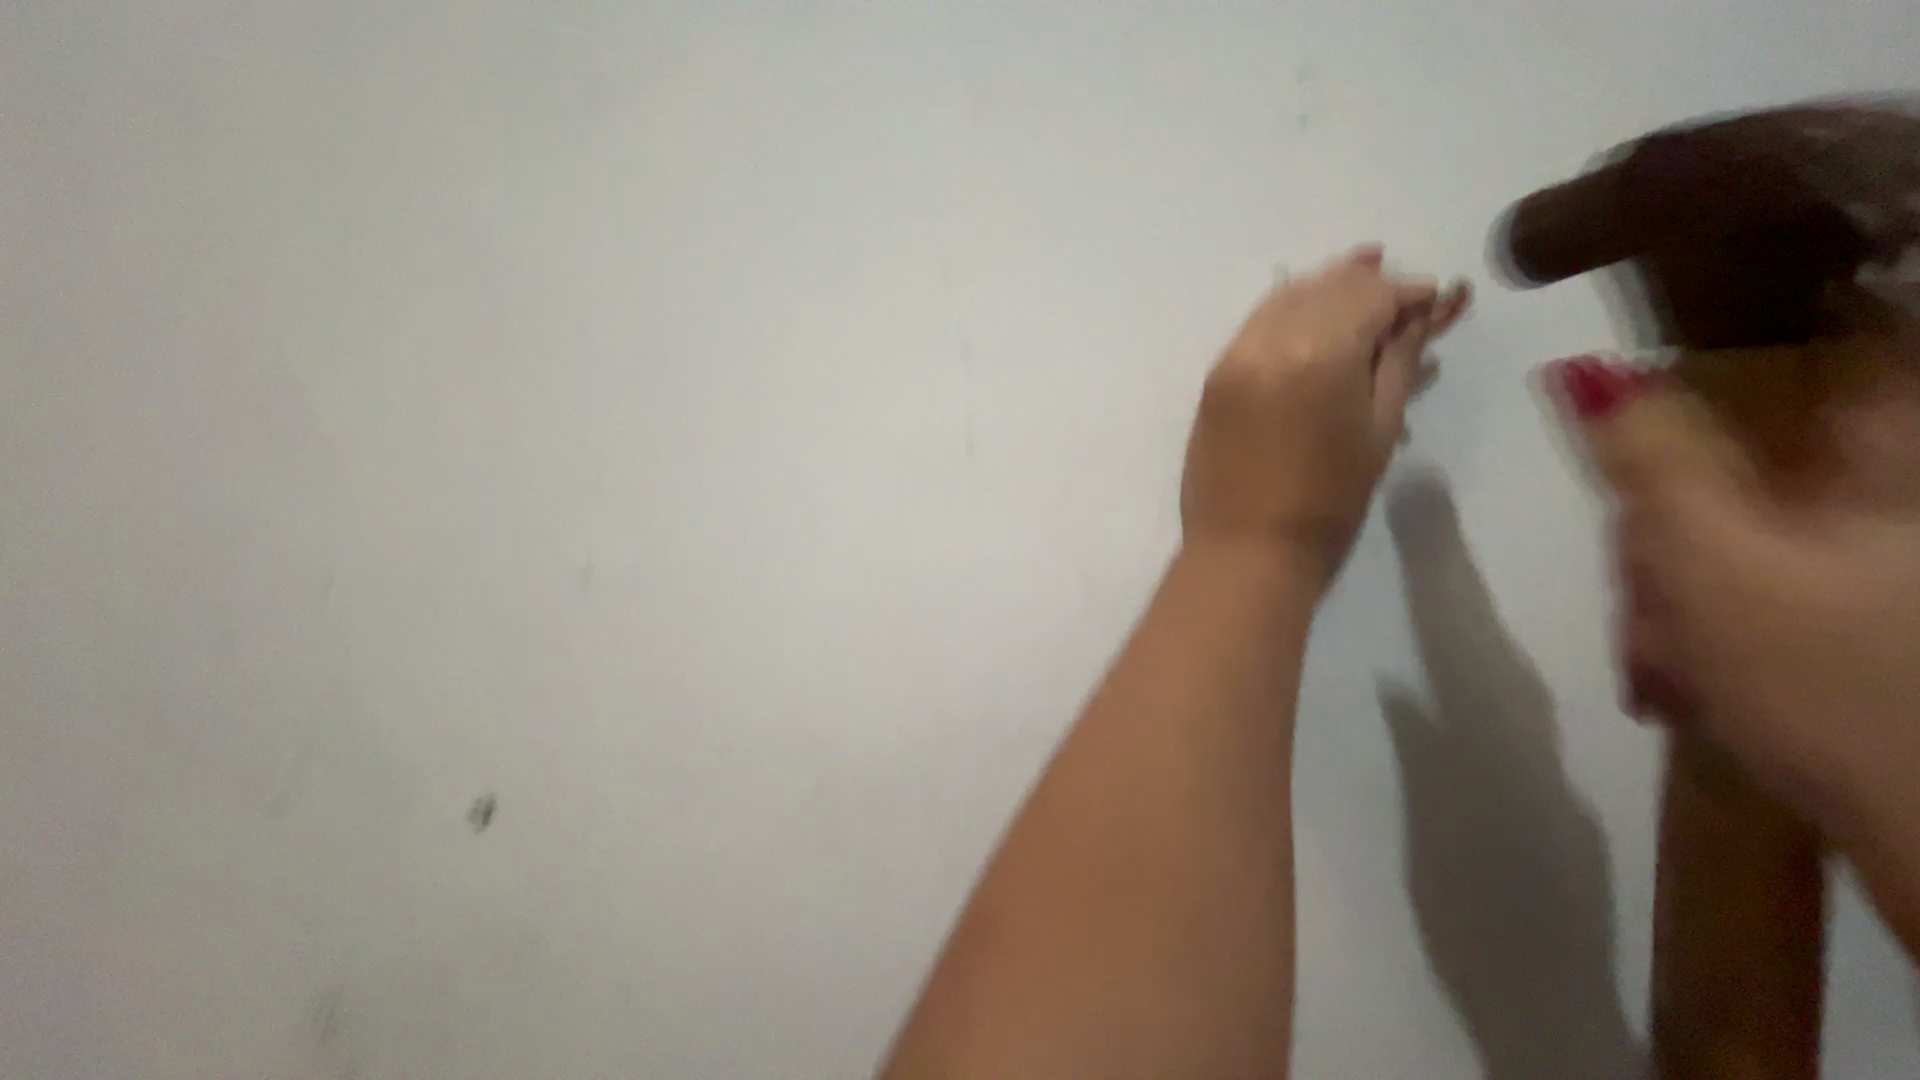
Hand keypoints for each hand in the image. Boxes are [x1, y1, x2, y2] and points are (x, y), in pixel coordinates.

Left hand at [1181, 246, 1470, 581]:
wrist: (1247, 548)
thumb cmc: (1329, 500)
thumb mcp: (1380, 429)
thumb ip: (1396, 361)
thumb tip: (1417, 314)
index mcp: (1319, 352)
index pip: (1370, 296)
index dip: (1407, 291)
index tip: (1434, 297)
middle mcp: (1269, 342)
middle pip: (1325, 289)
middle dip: (1366, 284)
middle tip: (1398, 292)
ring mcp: (1234, 358)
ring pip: (1284, 300)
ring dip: (1323, 289)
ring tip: (1358, 281)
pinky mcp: (1213, 379)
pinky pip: (1255, 327)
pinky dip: (1286, 312)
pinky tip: (1309, 315)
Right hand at [1545, 350, 1919, 837]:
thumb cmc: (1824, 682)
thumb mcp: (1708, 559)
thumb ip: (1644, 460)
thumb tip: (1580, 369)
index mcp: (1879, 470)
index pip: (1803, 377)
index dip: (1704, 410)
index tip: (1657, 466)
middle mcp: (1885, 509)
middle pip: (1742, 479)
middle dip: (1665, 544)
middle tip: (1645, 602)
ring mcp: (1880, 574)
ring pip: (1737, 546)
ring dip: (1674, 601)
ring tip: (1663, 664)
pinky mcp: (1867, 630)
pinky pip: (1757, 598)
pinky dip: (1710, 632)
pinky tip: (1688, 679)